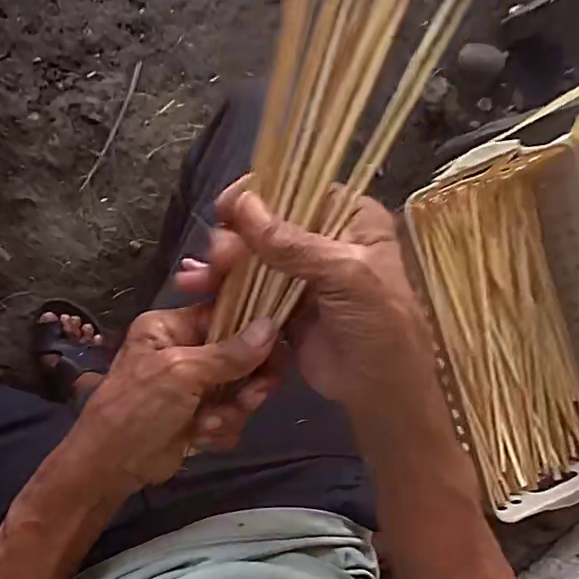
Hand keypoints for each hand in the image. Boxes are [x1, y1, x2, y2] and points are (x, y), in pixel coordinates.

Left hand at [65, 305, 279, 491]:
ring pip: (242, 390)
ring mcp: (195, 386)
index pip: (224, 314)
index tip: (277, 348)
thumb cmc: (137, 409)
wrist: (112, 467)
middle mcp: (186, 351)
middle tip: (250, 397)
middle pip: (242, 356)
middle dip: (246, 382)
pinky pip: (233, 416)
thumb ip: (229, 353)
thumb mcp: (181, 373)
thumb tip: (271, 326)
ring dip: (231, 411)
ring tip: (207, 425)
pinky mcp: (202, 416)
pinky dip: (221, 429)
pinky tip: (200, 438)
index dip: (253, 331)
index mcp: (172, 327)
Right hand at [186, 181, 441, 425]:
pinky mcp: (284, 307)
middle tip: (217, 258)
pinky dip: (224, 289)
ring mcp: (302, 275)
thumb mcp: (344, 275)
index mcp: (351, 219)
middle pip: (268, 225)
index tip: (226, 208)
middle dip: (234, 237)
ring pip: (253, 257)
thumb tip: (243, 204)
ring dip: (222, 264)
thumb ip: (292, 243)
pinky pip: (249, 290)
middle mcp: (325, 240)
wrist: (381, 389)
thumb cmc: (378, 325)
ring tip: (198, 279)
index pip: (300, 190)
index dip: (260, 195)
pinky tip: (198, 289)